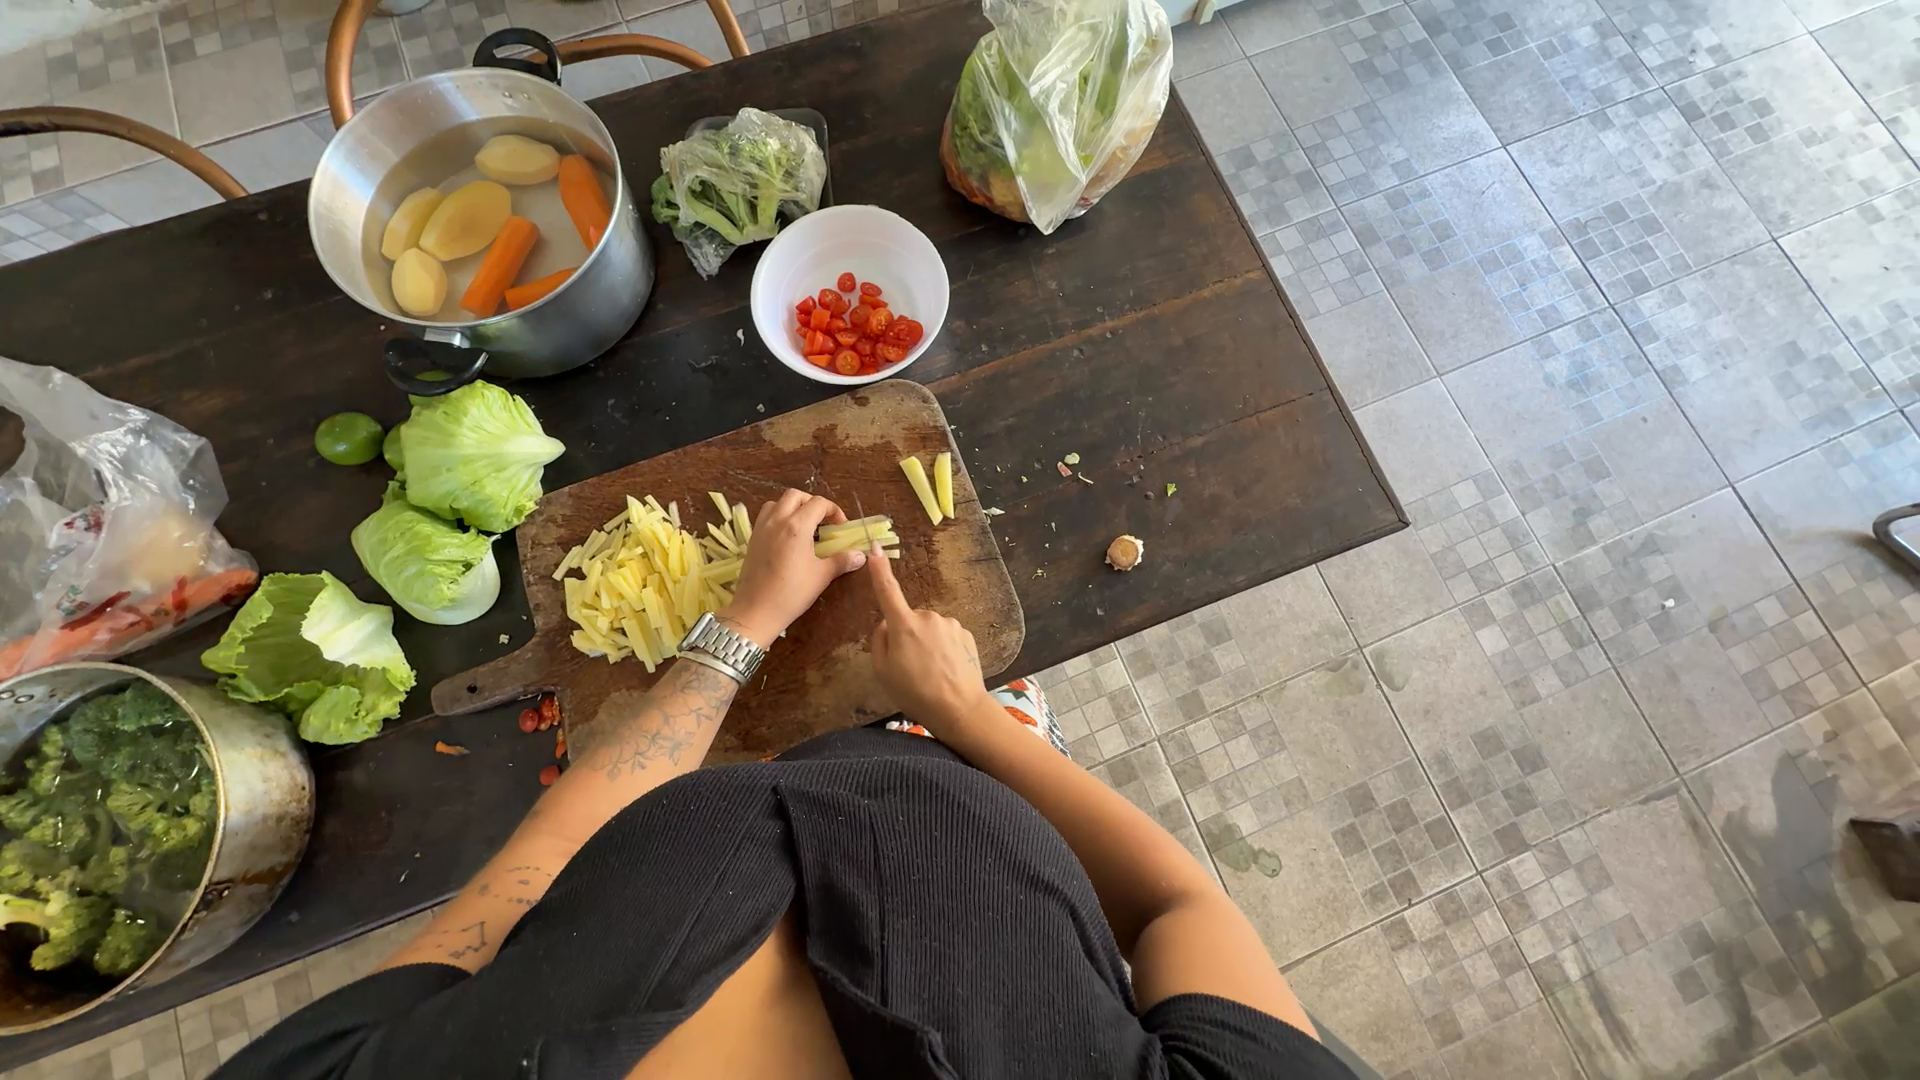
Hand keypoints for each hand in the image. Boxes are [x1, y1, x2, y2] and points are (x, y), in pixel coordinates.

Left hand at [718, 490, 865, 646]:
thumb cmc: (791, 593)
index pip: (818, 503)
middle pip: (796, 496)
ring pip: (777, 503)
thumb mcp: (821, 576)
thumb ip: (842, 561)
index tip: (840, 527)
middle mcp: (777, 521)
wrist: (756, 611)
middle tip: (823, 521)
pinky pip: (765, 516)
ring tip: (804, 525)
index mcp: (797, 526)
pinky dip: (778, 516)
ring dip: (793, 507)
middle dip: (812, 503)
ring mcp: (761, 528)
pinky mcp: (752, 539)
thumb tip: (860, 555)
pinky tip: (786, 536)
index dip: (834, 511)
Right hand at [867, 543, 991, 730]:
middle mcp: (928, 617)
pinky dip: (944, 651)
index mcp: (904, 625)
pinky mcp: (966, 634)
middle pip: (909, 621)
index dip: (879, 570)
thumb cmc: (915, 693)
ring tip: (931, 674)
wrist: (960, 709)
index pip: (887, 591)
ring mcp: (950, 624)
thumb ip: (879, 642)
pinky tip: (946, 671)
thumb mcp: (883, 672)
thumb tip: (886, 625)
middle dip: (907, 637)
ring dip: (927, 645)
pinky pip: (947, 638)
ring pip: (930, 630)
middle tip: (910, 668)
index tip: (875, 547)